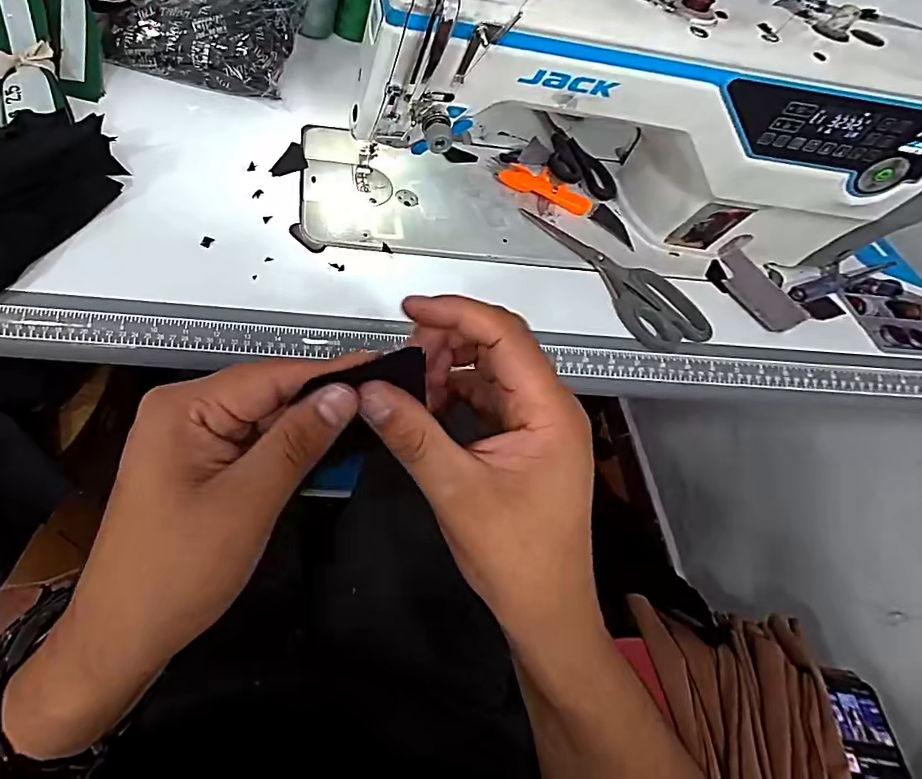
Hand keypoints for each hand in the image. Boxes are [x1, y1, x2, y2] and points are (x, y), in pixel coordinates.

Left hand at [0, 355, 365, 757]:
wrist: (118, 639)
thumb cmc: (174, 573)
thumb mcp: (247, 503)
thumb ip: (297, 441)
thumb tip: (343, 394)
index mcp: (183, 406)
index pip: (269, 374)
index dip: (327, 371)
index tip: (378, 364)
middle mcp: (181, 409)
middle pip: (264, 392)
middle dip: (318, 397)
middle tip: (378, 394)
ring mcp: (185, 436)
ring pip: (259, 417)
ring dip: (302, 423)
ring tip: (361, 416)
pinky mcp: (193, 462)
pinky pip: (247, 442)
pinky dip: (281, 446)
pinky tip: (318, 445)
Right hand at [362, 295, 598, 639]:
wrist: (546, 612)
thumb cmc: (520, 560)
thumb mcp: (456, 490)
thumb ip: (412, 434)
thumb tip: (373, 392)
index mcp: (549, 411)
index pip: (504, 334)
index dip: (455, 313)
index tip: (412, 309)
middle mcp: (549, 407)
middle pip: (497, 344)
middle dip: (446, 341)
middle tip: (404, 356)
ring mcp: (536, 421)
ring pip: (488, 367)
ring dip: (446, 367)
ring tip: (411, 385)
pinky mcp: (521, 436)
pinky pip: (484, 394)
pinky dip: (452, 392)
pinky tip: (426, 407)